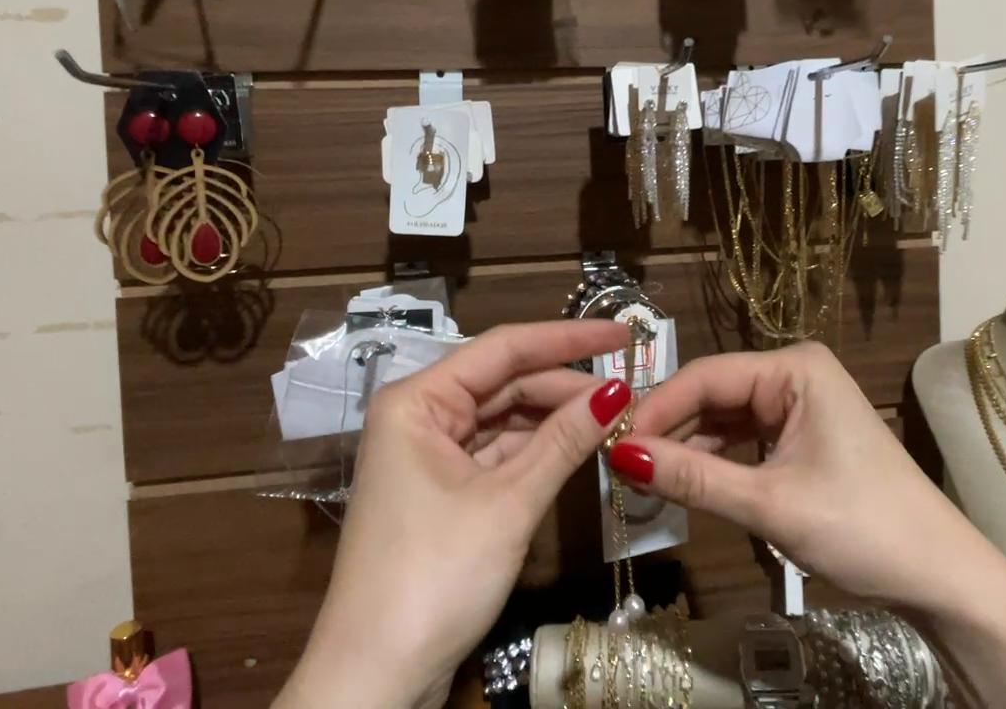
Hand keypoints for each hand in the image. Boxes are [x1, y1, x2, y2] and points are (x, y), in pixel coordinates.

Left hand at [275, 320, 634, 708]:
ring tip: (615, 415)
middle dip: (566, 385)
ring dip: (555, 419)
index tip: (622, 331)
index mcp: (417, 400)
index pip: (503, 349)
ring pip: (504, 418)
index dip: (567, 338)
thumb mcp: (509, 503)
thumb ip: (564, 441)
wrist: (375, 679)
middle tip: (630, 387)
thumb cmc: (434, 576)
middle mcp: (420, 415)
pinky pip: (498, 453)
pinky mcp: (443, 490)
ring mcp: (430, 454)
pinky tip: (580, 445)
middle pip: (504, 382)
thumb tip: (619, 390)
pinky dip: (538, 450)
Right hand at [612, 342, 1005, 708]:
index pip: (707, 375)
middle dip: (669, 429)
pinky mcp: (803, 435)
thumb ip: (694, 477)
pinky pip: (745, 438)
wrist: (940, 575)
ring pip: (726, 417)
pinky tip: (684, 480)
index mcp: (795, 368)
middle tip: (619, 464)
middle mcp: (796, 374)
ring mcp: (801, 404)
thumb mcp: (770, 503)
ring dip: (688, 446)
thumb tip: (620, 456)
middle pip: (714, 394)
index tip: (612, 442)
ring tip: (641, 476)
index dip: (656, 408)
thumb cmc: (862, 526)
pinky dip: (715, 460)